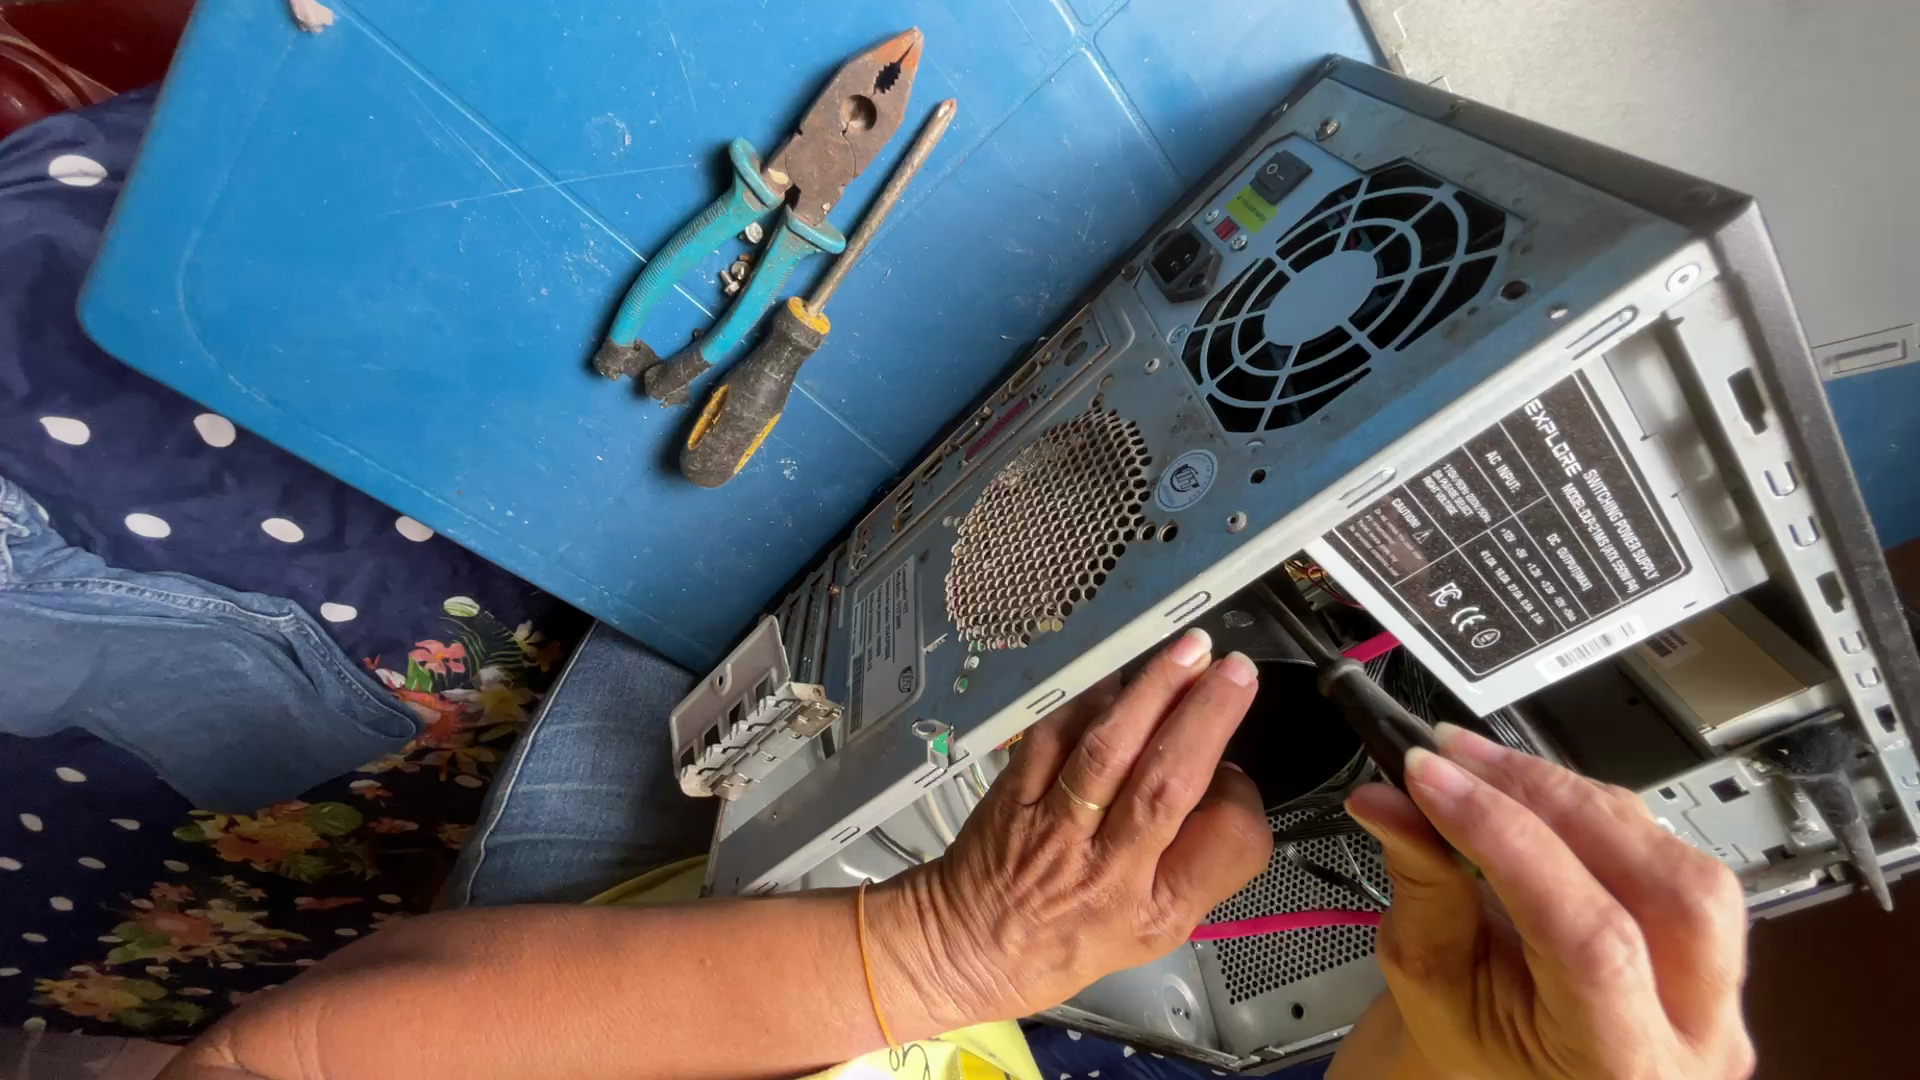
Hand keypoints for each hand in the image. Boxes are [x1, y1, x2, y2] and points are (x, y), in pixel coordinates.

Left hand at [874, 628, 1272, 1021]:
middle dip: (1206, 716)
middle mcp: (1107, 868)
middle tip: (1234, 670)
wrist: (970, 945)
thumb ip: (1193, 866)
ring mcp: (1054, 827)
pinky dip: (1085, 699)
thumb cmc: (1066, 940)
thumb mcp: (1151, 935)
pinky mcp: (1013, 795)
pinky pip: (1052, 735)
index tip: (1235, 768)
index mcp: (1154, 909)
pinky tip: (1114, 673)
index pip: (1226, 840)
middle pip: (1166, 780)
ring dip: (1152, 692)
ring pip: (1108, 749)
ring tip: (1185, 653)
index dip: (1241, 794)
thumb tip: (1222, 780)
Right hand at [1332, 724, 1754, 1079]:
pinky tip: (1512, 785)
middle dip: (1552, 799)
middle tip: (1456, 754)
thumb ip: (1418, 882)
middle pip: (1673, 892)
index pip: (1589, 939)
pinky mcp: (1706, 939)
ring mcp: (1721, 989)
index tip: (1424, 776)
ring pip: (1678, 859)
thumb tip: (1383, 799)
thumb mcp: (1422, 973)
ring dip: (1563, 789)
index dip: (1501, 837)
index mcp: (1620, 1065)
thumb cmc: (1466, 1037)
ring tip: (1473, 760)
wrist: (1506, 1063)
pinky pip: (1658, 846)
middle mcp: (1698, 1032)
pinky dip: (1575, 799)